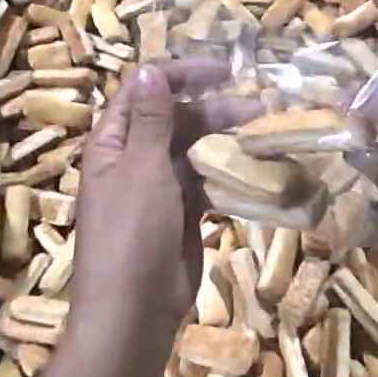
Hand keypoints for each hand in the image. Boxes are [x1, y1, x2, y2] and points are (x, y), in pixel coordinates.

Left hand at [71, 64, 254, 347]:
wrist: (135, 309)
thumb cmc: (131, 233)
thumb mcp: (141, 169)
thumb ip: (150, 119)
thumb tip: (149, 68)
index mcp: (114, 143)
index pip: (144, 91)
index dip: (180, 74)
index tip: (222, 70)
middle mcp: (135, 158)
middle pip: (176, 118)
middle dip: (214, 108)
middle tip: (256, 108)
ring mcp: (161, 186)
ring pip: (196, 148)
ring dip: (226, 138)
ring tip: (263, 133)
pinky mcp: (183, 211)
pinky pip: (207, 179)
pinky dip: (228, 171)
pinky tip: (255, 167)